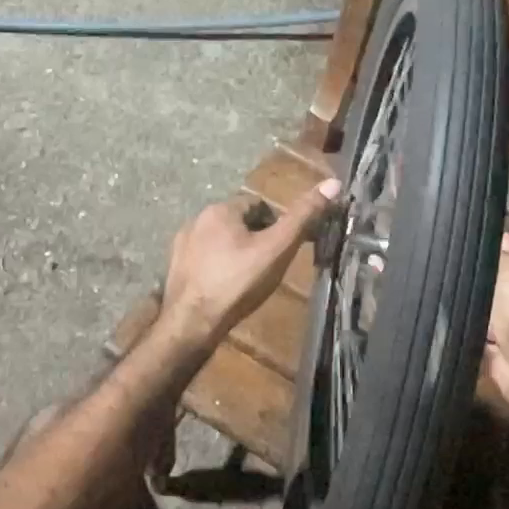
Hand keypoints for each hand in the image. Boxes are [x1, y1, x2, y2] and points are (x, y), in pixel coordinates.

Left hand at [161, 178, 340, 347]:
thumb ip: (303, 217)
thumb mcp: (277, 249)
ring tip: (246, 279)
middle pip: (238, 221)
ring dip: (234, 251)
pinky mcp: (175, 266)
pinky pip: (203, 258)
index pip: (258, 206)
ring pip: (219, 240)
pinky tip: (224, 287)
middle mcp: (197, 219)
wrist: (191, 324)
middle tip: (267, 265)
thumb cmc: (238, 282)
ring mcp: (182, 244)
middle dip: (254, 238)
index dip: (274, 225)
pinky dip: (216, 267)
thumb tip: (333, 184)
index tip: (281, 248)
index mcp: (221, 209)